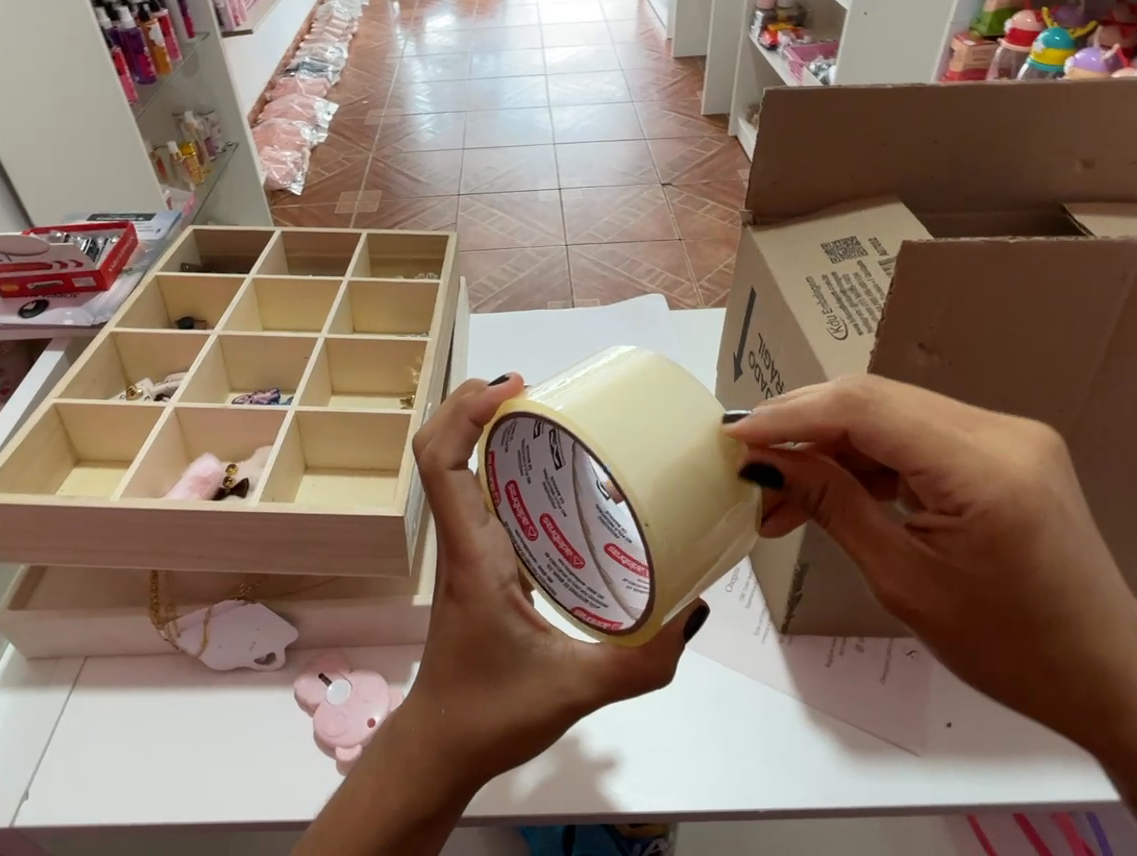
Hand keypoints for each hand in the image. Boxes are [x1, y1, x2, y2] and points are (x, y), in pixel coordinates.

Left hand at [397, 374, 707, 786]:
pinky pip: (476, 495)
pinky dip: (496, 463)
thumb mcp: (575, 689)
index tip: (512, 388)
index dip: (464, 412)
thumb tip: (695, 609)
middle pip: (442, 450)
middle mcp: (462, 540)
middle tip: (534, 389)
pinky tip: (546, 472)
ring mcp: (465, 549)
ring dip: (481, 429)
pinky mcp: (477, 562)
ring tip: (540, 413)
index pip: (441, 463)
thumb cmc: (491, 714)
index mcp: (473, 554)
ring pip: (454, 468)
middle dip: (474, 404)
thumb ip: (644, 660)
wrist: (442, 747)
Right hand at [724, 375, 1136, 744]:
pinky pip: (912, 435)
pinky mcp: (1001, 446)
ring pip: (887, 414)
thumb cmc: (1008, 647)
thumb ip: (833, 504)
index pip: (863, 408)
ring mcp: (1005, 433)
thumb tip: (766, 462)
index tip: (732, 436)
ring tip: (777, 493)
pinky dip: (863, 458)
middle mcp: (1000, 430)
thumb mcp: (902, 580)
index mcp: (984, 467)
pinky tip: (825, 490)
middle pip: (872, 400)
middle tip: (747, 465)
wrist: (1107, 672)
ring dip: (827, 446)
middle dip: (800, 427)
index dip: (789, 415)